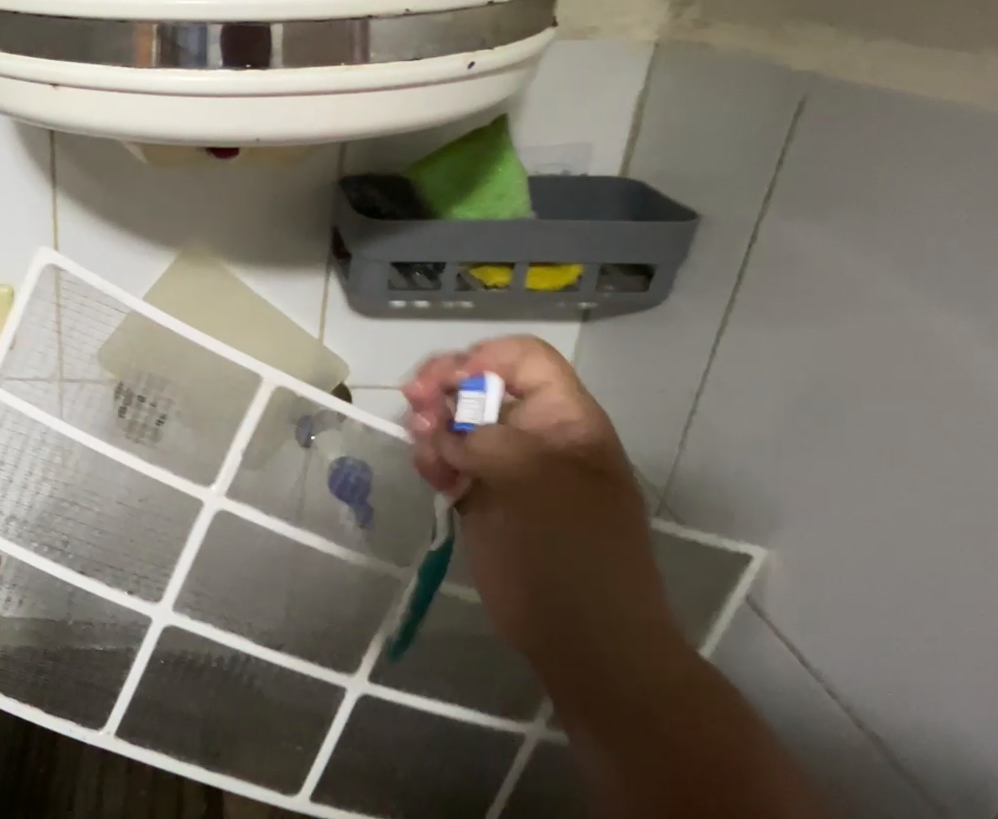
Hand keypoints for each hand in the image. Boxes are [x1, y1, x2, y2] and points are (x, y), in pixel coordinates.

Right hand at [404, 336, 676, 671]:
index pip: (525, 359)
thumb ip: (490, 440)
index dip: (484, 359)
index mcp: (567, 420)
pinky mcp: (482, 498)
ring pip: (457, 421)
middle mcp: (536, 435)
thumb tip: (446, 434)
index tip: (449, 385)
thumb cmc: (574, 554)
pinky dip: (432, 459)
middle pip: (482, 384)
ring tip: (424, 451)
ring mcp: (507, 467)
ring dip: (432, 425)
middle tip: (413, 404)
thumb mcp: (540, 482)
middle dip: (444, 387)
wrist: (583, 638)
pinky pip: (447, 459)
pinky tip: (431, 477)